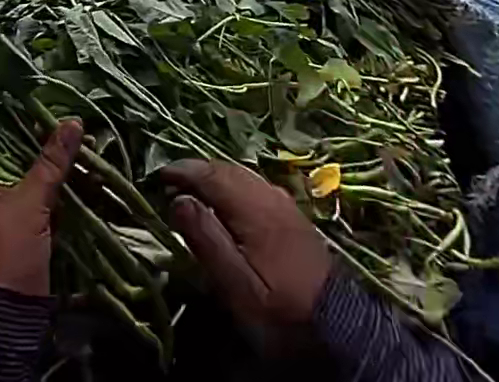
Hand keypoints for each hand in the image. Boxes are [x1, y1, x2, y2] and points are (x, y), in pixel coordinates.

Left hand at [0, 118, 83, 295]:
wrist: (7, 318)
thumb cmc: (8, 252)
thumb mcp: (31, 202)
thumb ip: (51, 161)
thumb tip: (73, 121)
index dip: (26, 125)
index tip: (54, 112)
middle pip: (18, 157)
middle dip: (48, 146)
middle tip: (76, 130)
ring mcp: (2, 211)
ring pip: (33, 178)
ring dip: (58, 167)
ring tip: (86, 148)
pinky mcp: (20, 228)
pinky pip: (40, 198)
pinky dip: (59, 189)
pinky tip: (84, 176)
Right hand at [161, 159, 334, 331]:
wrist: (340, 329)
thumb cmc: (281, 312)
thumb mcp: (237, 286)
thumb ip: (207, 239)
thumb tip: (179, 200)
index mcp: (253, 208)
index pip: (210, 174)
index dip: (182, 170)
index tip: (158, 175)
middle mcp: (269, 195)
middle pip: (226, 168)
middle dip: (196, 170)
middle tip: (170, 182)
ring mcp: (284, 203)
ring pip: (242, 174)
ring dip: (214, 175)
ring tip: (192, 189)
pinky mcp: (292, 215)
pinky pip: (254, 184)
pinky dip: (232, 183)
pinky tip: (226, 200)